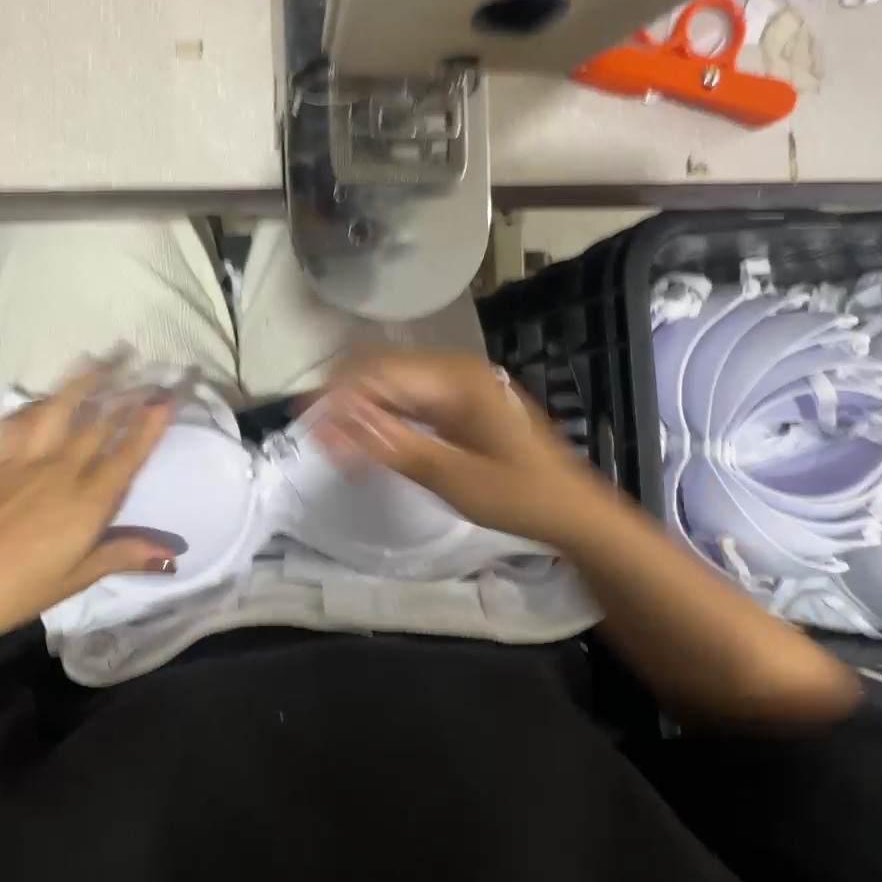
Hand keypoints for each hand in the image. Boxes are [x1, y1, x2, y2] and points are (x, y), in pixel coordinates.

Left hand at [0, 367, 175, 700]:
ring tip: (97, 361)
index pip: (126, 455)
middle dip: (123, 394)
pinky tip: (41, 400)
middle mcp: (59, 472)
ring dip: (80, 384)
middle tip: (143, 371)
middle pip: (97, 424)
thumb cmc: (19, 591)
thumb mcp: (78, 578)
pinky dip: (35, 407)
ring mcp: (23, 463)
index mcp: (86, 503)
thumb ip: (125, 555)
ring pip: (57, 411)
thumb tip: (173, 557)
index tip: (166, 399)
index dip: (148, 426)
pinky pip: (19, 424)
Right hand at [311, 349, 602, 542]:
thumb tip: (336, 423)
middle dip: (342, 396)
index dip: (338, 396)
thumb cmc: (520, 497)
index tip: (308, 427)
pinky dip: (380, 416)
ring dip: (357, 405)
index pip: (379, 371)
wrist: (573, 513)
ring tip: (328, 437)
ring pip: (391, 383)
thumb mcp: (453, 477)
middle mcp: (455, 371)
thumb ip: (393, 445)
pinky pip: (407, 399)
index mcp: (458, 380)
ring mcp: (458, 386)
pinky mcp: (458, 405)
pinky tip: (362, 439)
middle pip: (381, 368)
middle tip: (311, 430)